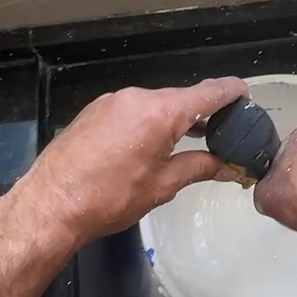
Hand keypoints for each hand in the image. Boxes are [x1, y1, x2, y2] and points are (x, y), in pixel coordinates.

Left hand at [4, 77, 247, 249]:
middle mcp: (137, 98)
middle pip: (181, 99)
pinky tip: (146, 146)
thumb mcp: (163, 185)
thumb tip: (228, 167)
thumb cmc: (109, 198)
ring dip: (172, 120)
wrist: (50, 205)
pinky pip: (132, 109)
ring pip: (155, 104)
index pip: (208, 92)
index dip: (230, 92)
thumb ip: (199, 168)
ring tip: (186, 143)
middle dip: (201, 114)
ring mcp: (113, 101)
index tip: (245, 94)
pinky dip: (147, 122)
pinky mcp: (95, 110)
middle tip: (218, 134)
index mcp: (160, 113)